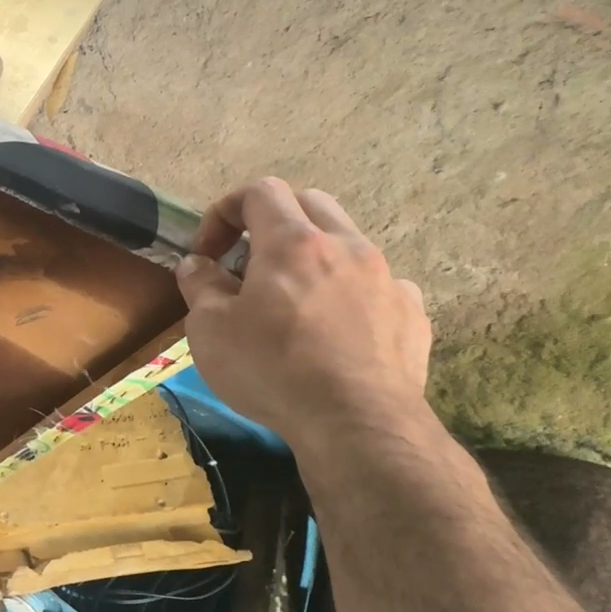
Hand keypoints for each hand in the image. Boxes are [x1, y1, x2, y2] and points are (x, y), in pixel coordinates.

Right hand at [175, 178, 432, 447]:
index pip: (260, 192)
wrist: (356, 420)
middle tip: (246, 266)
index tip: (208, 253)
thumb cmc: (269, 367)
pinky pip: (374, 283)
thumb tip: (199, 264)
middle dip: (271, 224)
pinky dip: (345, 292)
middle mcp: (347, 247)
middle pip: (310, 204)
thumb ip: (200, 285)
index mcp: (293, 243)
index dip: (224, 212)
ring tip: (287, 303)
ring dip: (310, 259)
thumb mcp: (208, 327)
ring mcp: (387, 278)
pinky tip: (330, 330)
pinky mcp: (411, 312)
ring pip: (345, 243)